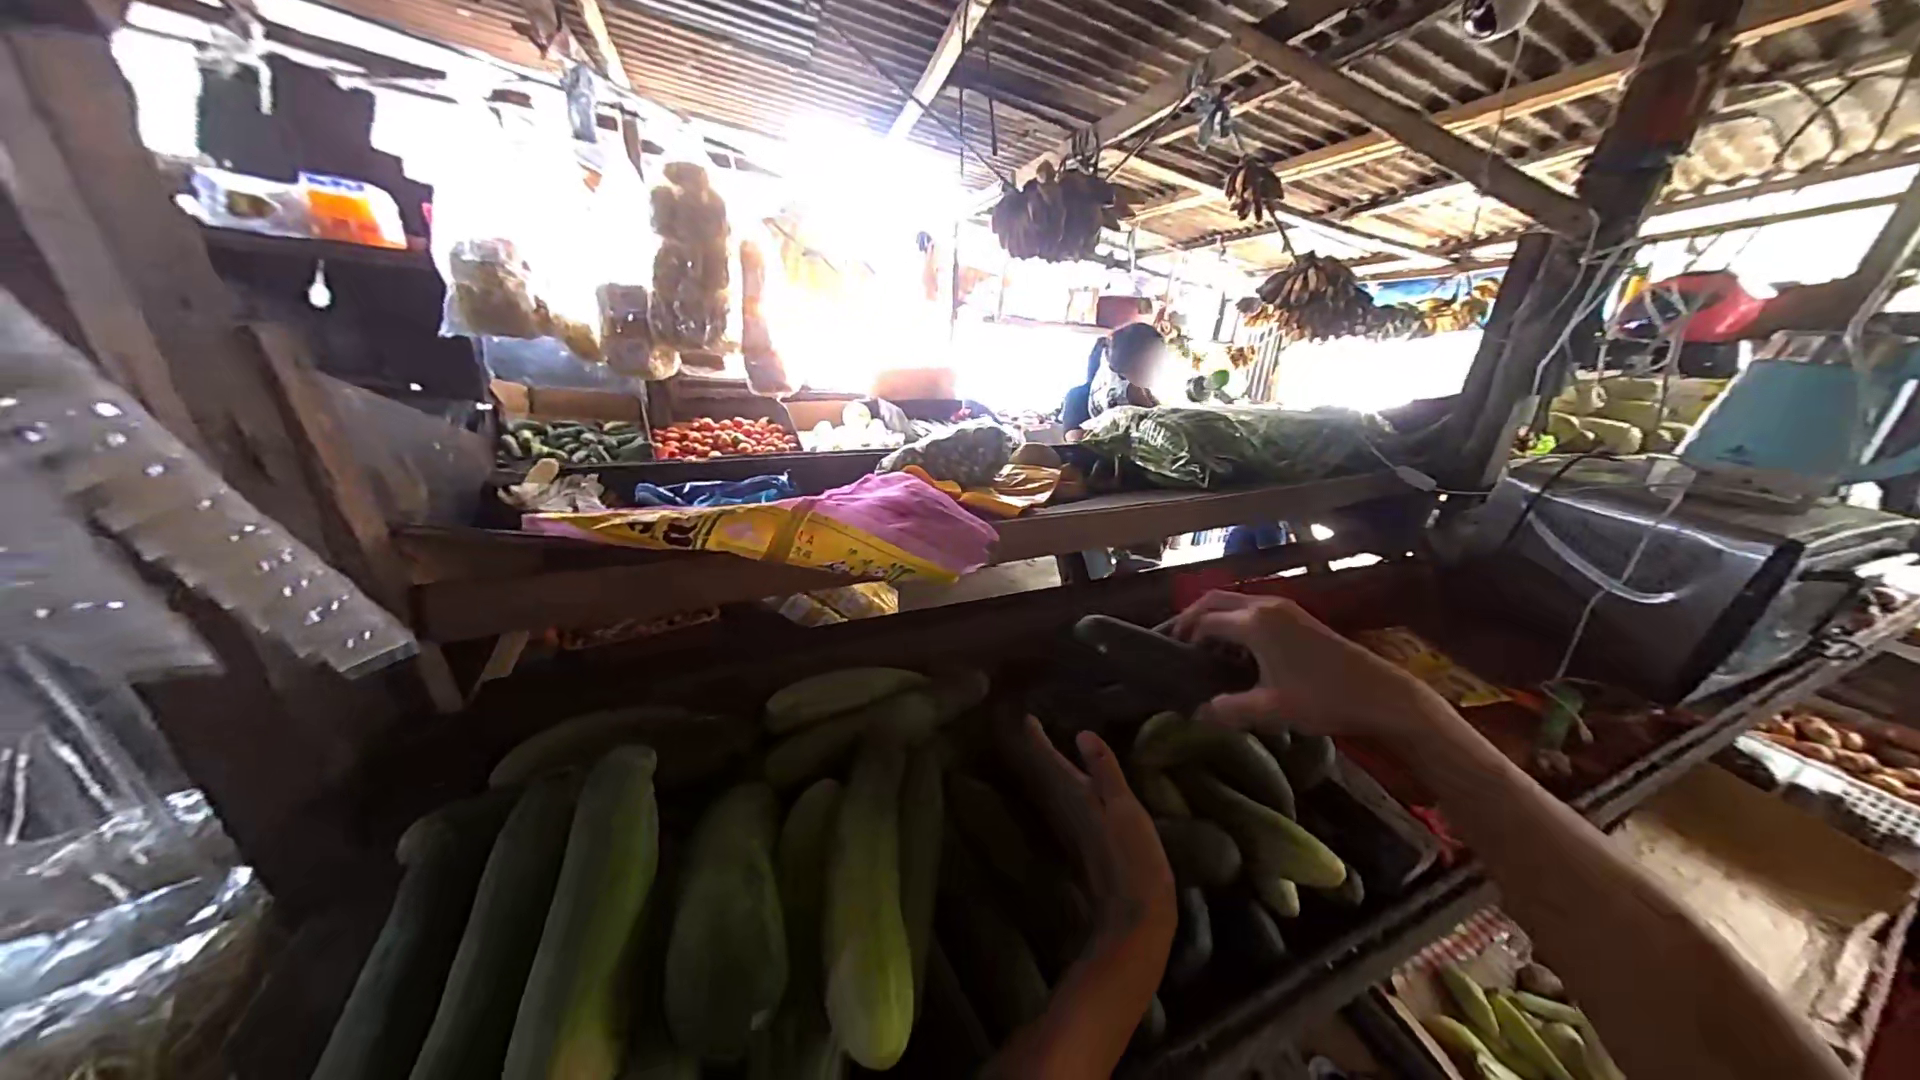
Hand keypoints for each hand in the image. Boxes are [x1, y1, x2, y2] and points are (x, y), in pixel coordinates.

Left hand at [1002, 716, 1175, 940]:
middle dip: (1034, 746)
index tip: (1024, 713)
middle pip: (1041, 770)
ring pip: (1050, 785)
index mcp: (1072, 793)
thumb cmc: (1132, 857)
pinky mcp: (1078, 840)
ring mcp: (1068, 826)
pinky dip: (1061, 781)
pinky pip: (1062, 799)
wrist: (1131, 916)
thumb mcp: (1124, 808)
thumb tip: (1081, 732)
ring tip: (1045, 740)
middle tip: (1029, 720)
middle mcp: (1061, 806)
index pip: (1045, 757)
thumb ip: (1104, 771)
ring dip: (1046, 763)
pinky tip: (1069, 778)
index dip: (1034, 735)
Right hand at [1167, 590, 1449, 739]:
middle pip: (1212, 601)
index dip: (1184, 638)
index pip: (1204, 622)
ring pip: (1232, 601)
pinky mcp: (1296, 615)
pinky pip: (1250, 608)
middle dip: (1190, 618)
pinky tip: (1235, 649)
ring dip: (1213, 618)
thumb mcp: (1271, 710)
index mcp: (1255, 623)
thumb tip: (1196, 713)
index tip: (1174, 660)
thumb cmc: (1324, 699)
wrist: (1382, 695)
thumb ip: (1227, 710)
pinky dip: (1233, 620)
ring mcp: (1283, 607)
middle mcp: (1265, 605)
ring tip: (1202, 647)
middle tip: (1177, 643)